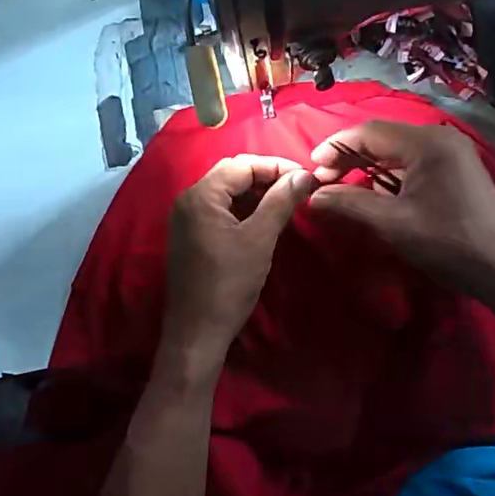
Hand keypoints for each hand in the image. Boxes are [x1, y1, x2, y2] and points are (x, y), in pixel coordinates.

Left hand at [162, 155, 317, 362]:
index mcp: (200, 195)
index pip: (242, 164)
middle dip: (267, 178)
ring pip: (227, 193)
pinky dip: (244, 210)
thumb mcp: (259, 240)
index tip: (307, 178)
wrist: (196, 331)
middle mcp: (188, 200)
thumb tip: (305, 175)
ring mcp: (187, 219)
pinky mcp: (192, 236)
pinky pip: (220, 211)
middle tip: (299, 190)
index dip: (277, 166)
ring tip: (289, 204)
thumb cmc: (228, 285)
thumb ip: (281, 202)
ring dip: (258, 194)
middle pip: (233, 174)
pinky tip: (267, 220)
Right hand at [309, 121, 494, 295]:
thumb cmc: (447, 243)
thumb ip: (349, 204)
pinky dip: (388, 176)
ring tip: (343, 190)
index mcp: (427, 143)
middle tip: (323, 182)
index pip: (368, 132)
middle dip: (349, 158)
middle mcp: (440, 138)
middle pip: (382, 138)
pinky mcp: (456, 170)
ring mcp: (451, 153)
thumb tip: (312, 196)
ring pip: (396, 152)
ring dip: (367, 168)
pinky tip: (374, 195)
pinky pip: (412, 164)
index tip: (311, 169)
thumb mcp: (392, 224)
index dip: (334, 148)